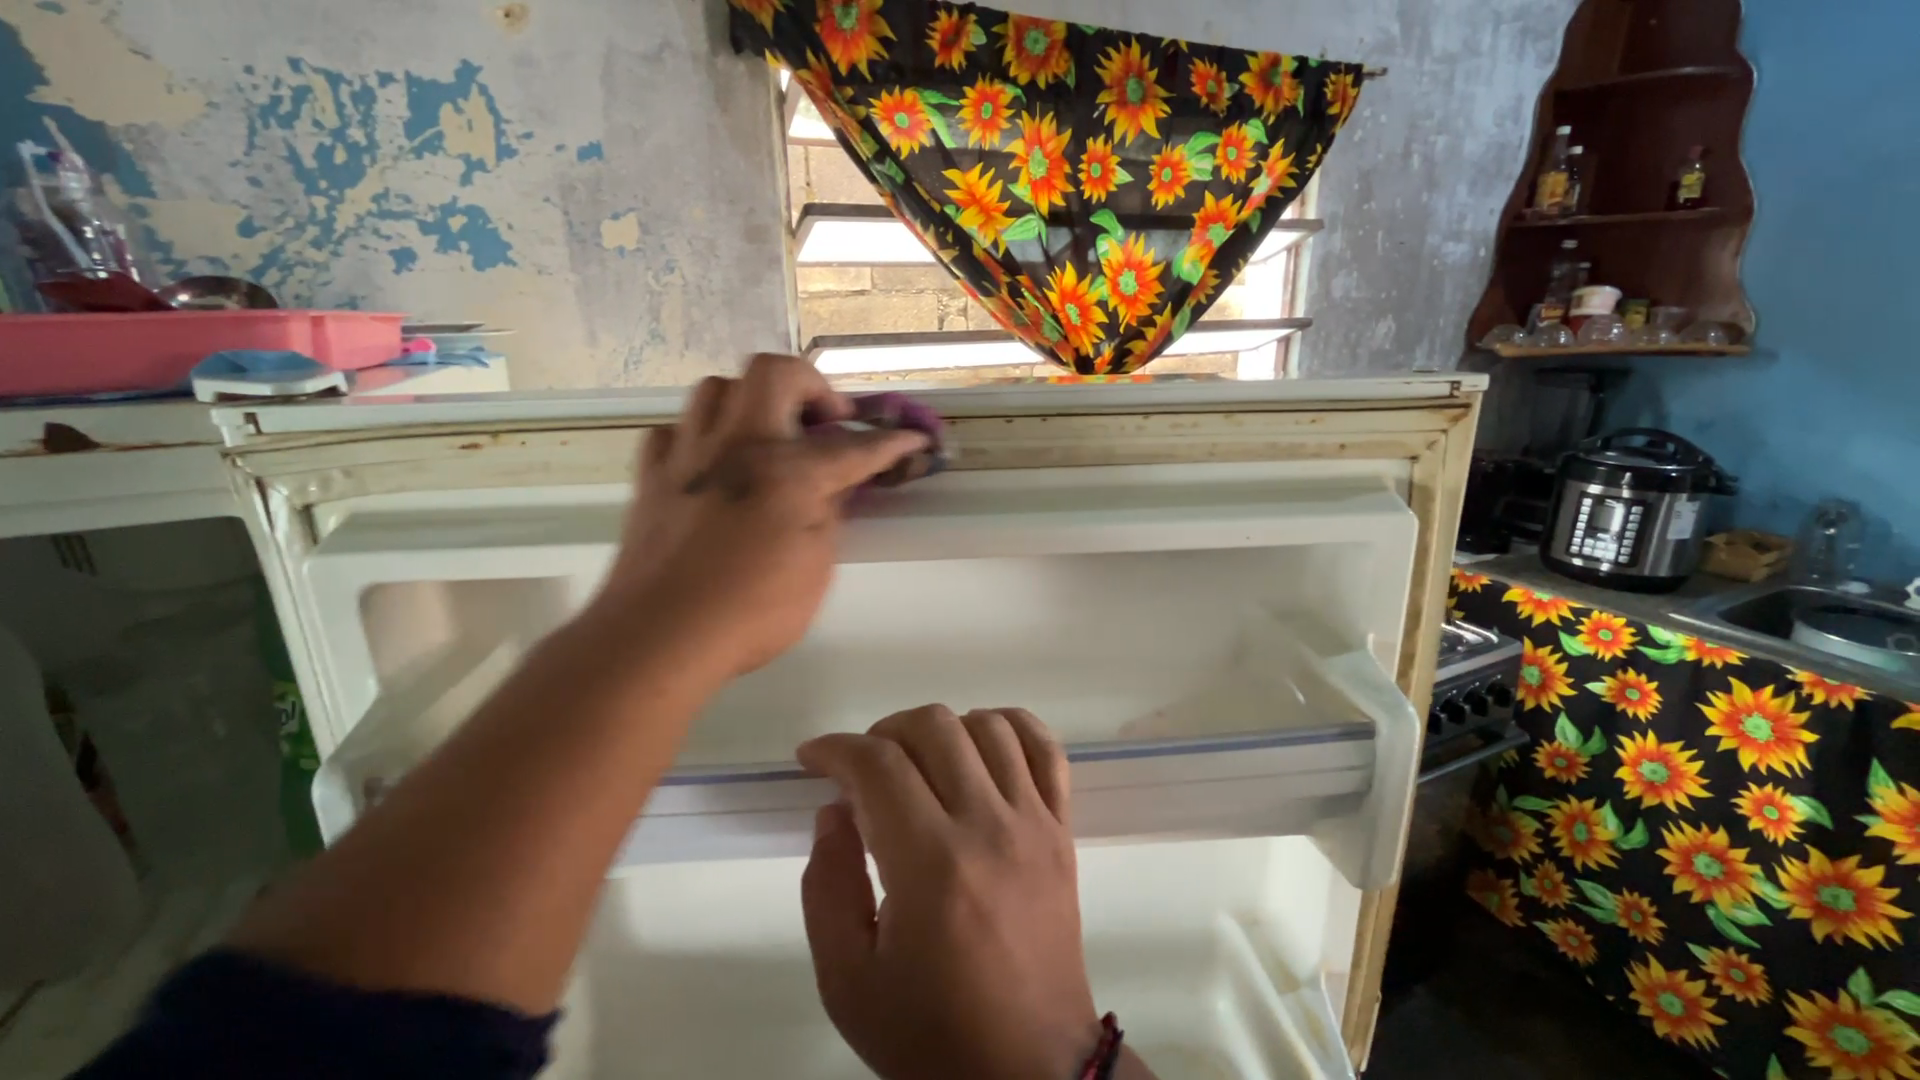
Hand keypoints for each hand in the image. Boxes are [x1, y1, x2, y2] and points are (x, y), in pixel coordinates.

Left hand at [590, 354, 929, 682]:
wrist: (660, 635)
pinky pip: (673, 431)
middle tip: (824, 422)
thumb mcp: (815, 567)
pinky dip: (697, 437)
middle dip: (810, 386)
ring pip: (717, 388)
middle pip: (773, 372)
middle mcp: (738, 446)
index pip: (853, 447)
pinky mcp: (651, 478)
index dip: (890, 442)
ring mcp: (688, 456)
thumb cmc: (750, 611)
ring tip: (766, 435)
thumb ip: (828, 515)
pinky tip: (709, 463)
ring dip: (750, 401)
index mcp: (787, 471)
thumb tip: (830, 485)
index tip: (913, 438)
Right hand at [797, 706, 1100, 1079]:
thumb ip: (827, 885)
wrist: (1028, 1068)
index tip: (811, 761)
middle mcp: (988, 827)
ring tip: (916, 763)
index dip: (835, 748)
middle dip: (881, 733)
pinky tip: (979, 745)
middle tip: (861, 771)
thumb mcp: (847, 979)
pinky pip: (1047, 749)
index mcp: (931, 866)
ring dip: (940, 729)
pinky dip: (1010, 727)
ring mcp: (1035, 823)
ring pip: (988, 725)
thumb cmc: (931, 1032)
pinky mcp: (1062, 831)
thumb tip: (834, 811)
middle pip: (933, 728)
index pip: (878, 765)